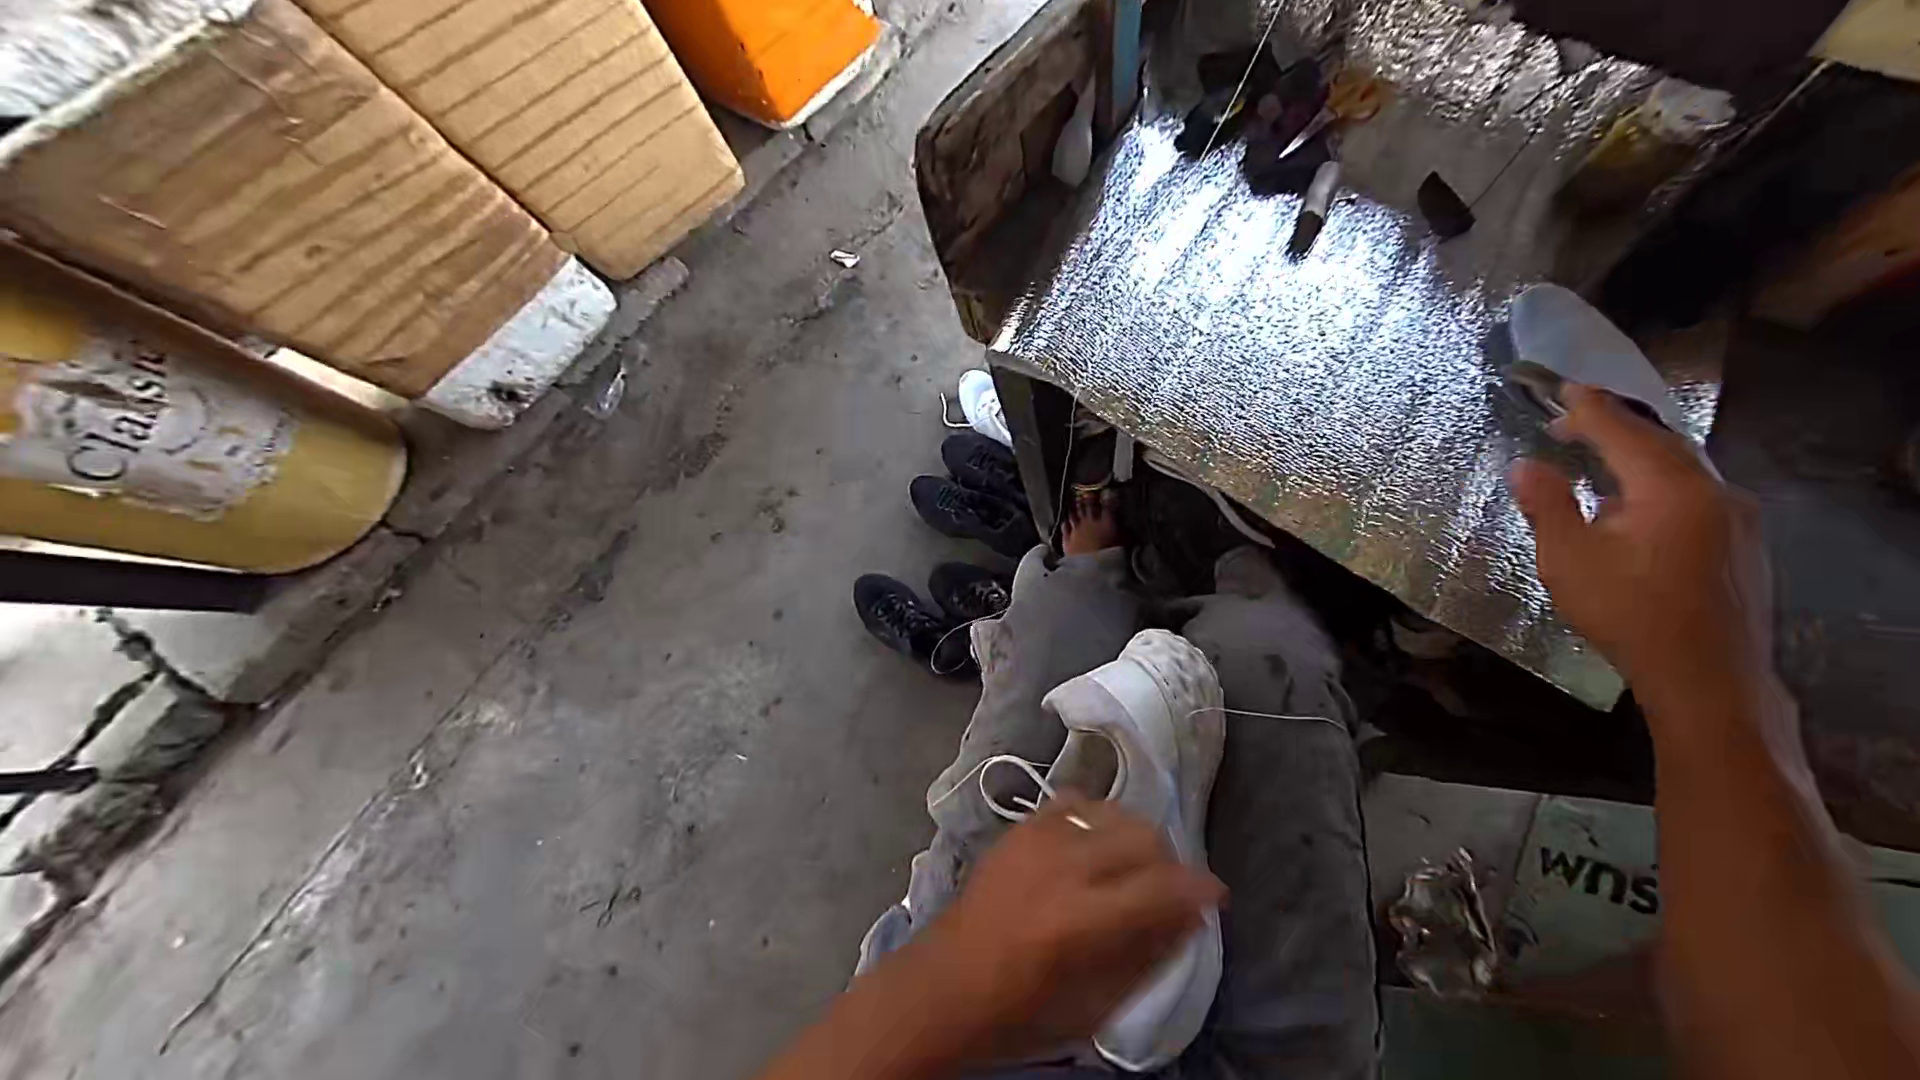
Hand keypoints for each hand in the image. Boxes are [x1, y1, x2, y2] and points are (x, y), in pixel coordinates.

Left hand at [899, 794, 1223, 1063]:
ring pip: (1110, 810)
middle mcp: (1063, 864)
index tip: (1214, 893)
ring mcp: (1037, 837)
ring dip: (1132, 834)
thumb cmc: (1022, 1007)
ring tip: (1130, 863)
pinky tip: (1091, 842)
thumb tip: (1190, 916)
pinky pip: (1072, 800)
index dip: (1198, 887)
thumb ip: (1147, 956)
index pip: (1160, 886)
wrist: (948, 980)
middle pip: (1141, 835)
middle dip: (1167, 859)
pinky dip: (1093, 817)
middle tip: (1167, 885)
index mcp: (1082, 918)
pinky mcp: (1020, 827)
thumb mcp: (1095, 1004)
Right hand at [1510, 384, 1772, 705]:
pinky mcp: (1740, 543)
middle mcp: (1715, 493)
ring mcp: (1737, 519)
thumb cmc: (1626, 610)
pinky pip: (1693, 493)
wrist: (1705, 673)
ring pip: (1680, 470)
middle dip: (1613, 427)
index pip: (1625, 434)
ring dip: (1634, 456)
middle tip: (1570, 418)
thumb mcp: (1567, 557)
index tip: (1565, 387)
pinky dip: (1654, 481)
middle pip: (1661, 445)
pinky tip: (1630, 501)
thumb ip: (1547, 505)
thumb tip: (1524, 464)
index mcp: (1673, 490)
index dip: (1591, 409)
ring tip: (1595, 457)